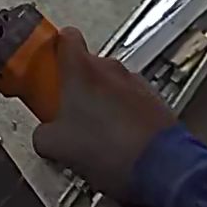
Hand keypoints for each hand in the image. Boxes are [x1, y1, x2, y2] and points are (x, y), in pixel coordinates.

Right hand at [31, 28, 176, 198]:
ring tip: (100, 135)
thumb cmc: (111, 148)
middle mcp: (108, 67)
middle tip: (72, 113)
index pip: (66, 36)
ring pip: (110, 84)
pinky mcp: (155, 101)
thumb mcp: (59, 147)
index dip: (58, 48)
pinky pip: (132, 100)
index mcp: (81, 69)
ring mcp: (134, 82)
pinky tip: (122, 144)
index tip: (51, 66)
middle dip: (79, 86)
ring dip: (103, 101)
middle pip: (87, 65)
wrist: (164, 169)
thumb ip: (42, 135)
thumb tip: (42, 137)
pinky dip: (126, 115)